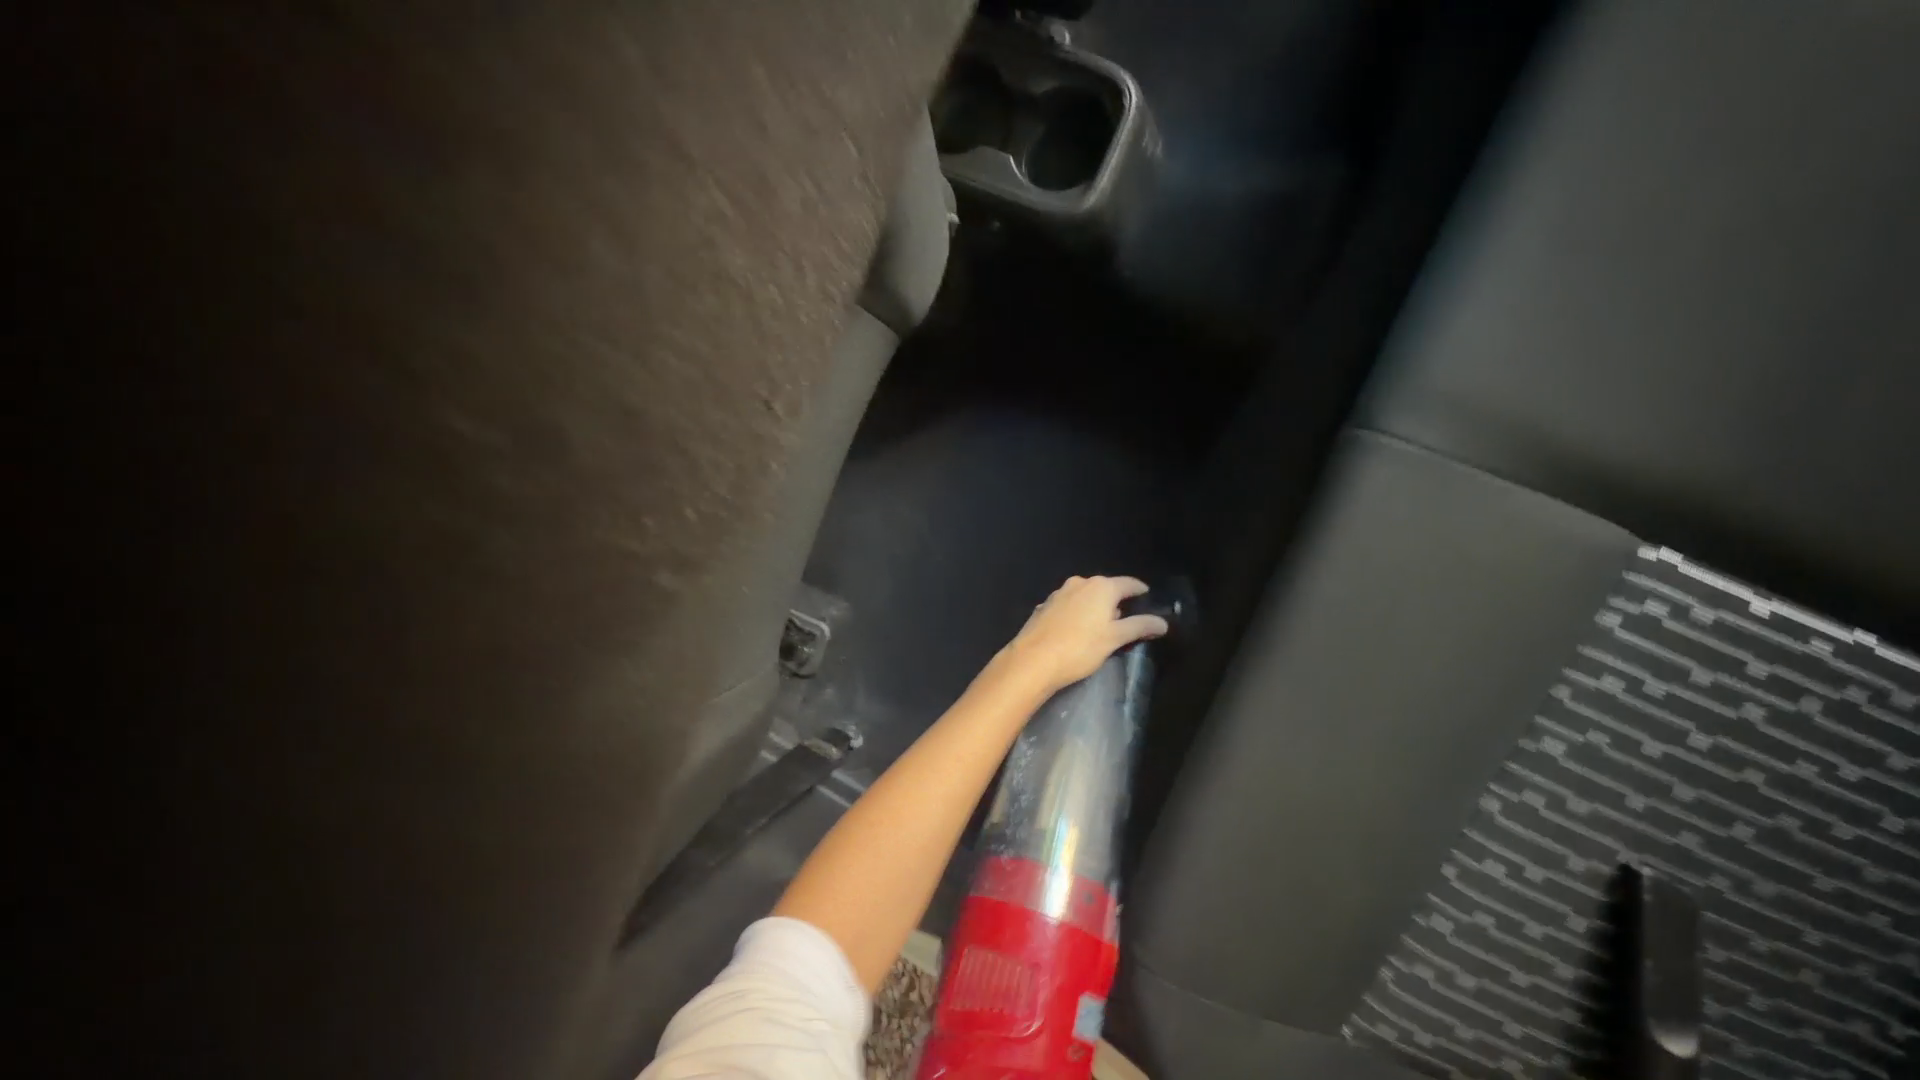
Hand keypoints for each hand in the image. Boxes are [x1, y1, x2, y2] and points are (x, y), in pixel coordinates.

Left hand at [993, 576, 1167, 694]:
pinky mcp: (1043, 607)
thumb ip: (1139, 626)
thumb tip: (1162, 622)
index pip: (1128, 584)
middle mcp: (1079, 583)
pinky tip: (1077, 631)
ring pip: (1084, 597)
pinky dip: (1077, 614)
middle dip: (1116, 601)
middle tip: (1126, 618)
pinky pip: (1068, 606)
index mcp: (1100, 587)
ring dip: (1095, 607)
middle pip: (1105, 588)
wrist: (1033, 660)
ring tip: (1102, 626)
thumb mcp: (1114, 638)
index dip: (1140, 591)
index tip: (1147, 598)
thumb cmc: (1080, 648)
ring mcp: (1058, 594)